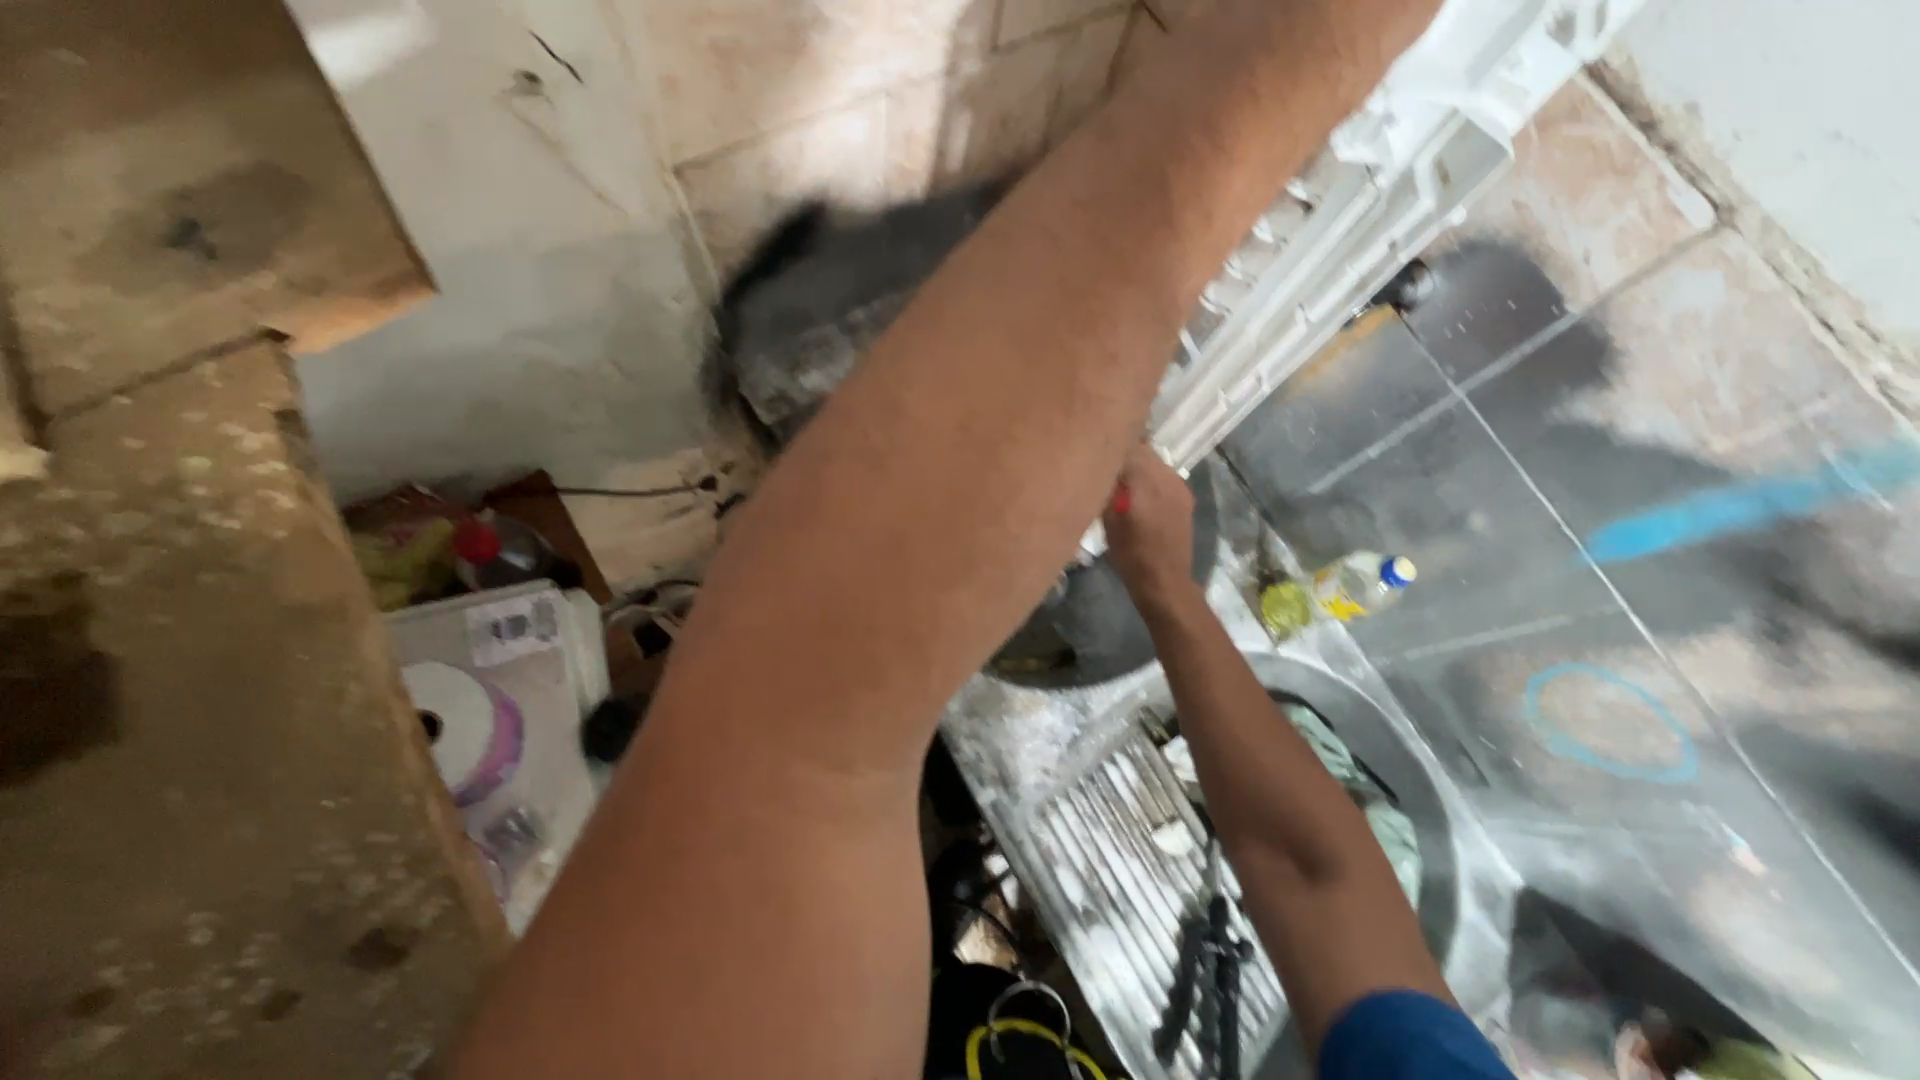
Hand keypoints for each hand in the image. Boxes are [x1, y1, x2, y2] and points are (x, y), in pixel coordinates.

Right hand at [1103, 444, 1194, 606]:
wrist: (1165, 579)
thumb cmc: (1129, 554)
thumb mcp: (1108, 520)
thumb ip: (1108, 487)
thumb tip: (1103, 465)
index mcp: (1144, 480)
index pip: (1127, 448)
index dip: (1111, 447)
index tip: (1096, 453)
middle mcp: (1165, 476)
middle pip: (1144, 451)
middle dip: (1126, 454)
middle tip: (1107, 465)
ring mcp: (1179, 485)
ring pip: (1156, 462)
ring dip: (1140, 465)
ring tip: (1123, 479)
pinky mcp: (1186, 496)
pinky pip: (1165, 475)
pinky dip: (1151, 477)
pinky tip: (1141, 493)